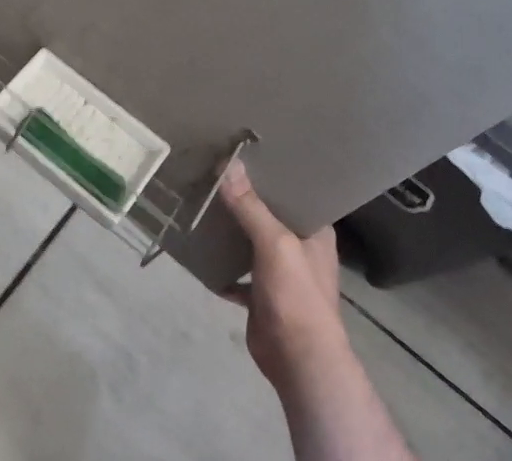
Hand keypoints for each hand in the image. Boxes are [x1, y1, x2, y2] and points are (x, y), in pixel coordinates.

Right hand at [220, 159, 350, 387]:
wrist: (298, 359)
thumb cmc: (297, 296)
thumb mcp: (275, 244)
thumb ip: (250, 207)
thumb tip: (228, 164)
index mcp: (314, 232)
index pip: (294, 193)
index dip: (271, 173)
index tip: (242, 151)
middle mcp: (299, 247)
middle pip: (266, 214)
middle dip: (241, 197)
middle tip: (210, 171)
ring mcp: (279, 271)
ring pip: (248, 240)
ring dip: (227, 228)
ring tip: (199, 201)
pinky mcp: (259, 293)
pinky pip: (234, 270)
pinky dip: (218, 263)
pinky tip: (197, 250)